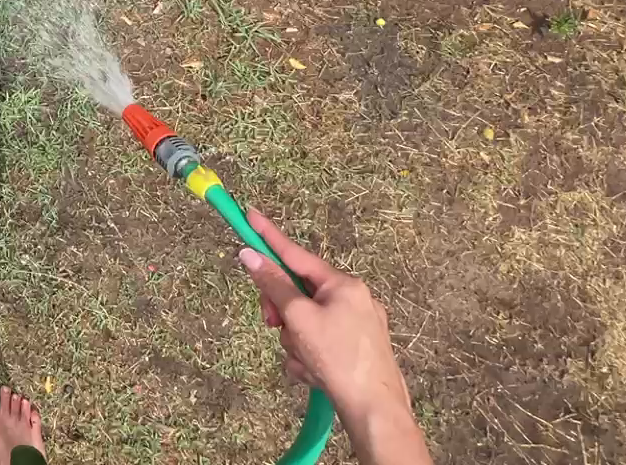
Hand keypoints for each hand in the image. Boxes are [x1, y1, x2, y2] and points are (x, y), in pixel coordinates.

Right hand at [237, 211, 431, 464]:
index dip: (268, 234)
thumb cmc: (338, 358)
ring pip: (304, 316)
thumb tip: (249, 255)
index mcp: (342, 284)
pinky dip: (307, 352)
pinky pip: (318, 338)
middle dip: (281, 308)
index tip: (248, 212)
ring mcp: (358, 324)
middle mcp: (353, 298)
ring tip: (302, 358)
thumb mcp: (298, 317)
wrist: (377, 413)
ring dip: (293, 336)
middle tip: (273, 323)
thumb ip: (272, 284)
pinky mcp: (357, 348)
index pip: (294, 253)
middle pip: (297, 289)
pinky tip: (312, 371)